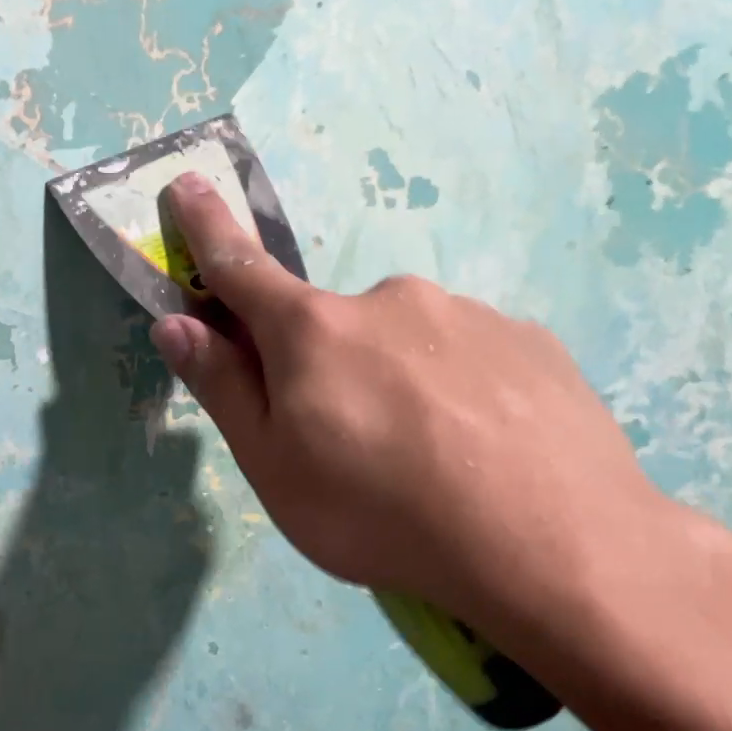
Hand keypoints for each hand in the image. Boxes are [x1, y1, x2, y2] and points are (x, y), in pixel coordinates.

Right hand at [149, 172, 703, 642]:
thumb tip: (175, 323)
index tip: (188, 182)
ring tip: (423, 458)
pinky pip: (464, 355)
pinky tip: (476, 450)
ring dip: (391, 379)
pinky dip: (453, 389)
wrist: (556, 548)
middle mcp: (388, 300)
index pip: (240, 266)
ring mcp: (468, 314)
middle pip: (327, 323)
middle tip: (343, 440)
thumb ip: (223, 387)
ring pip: (401, 341)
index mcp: (311, 330)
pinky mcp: (532, 342)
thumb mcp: (270, 464)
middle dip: (318, 363)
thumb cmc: (376, 512)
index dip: (206, 226)